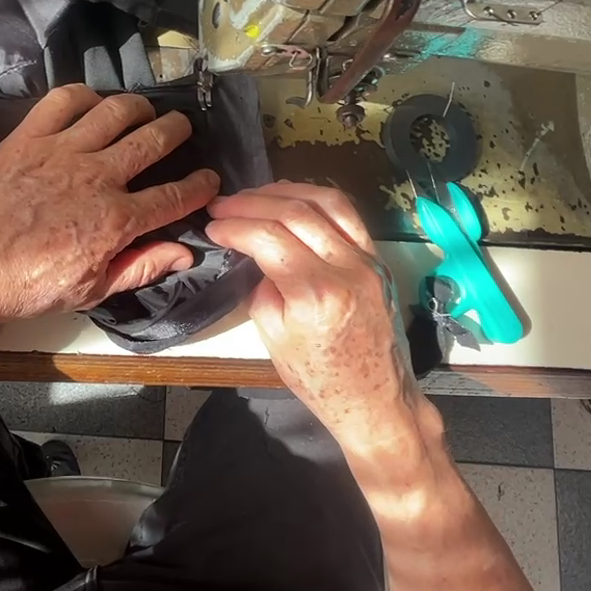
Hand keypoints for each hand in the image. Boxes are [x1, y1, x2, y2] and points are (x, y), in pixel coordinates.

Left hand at [0, 85, 221, 329]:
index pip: (174, 196)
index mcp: (116, 220)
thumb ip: (140, 267)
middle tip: (182, 128)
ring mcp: (62, 150)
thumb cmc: (25, 285)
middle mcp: (97, 176)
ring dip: (138, 106)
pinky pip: (64, 99)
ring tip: (143, 111)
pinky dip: (85, 94)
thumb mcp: (89, 291)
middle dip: (177, 130)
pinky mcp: (28, 135)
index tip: (210, 178)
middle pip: (153, 140)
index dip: (200, 185)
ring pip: (116, 111)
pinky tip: (92, 102)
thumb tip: (185, 251)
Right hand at [204, 182, 418, 450]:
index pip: (268, 237)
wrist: (374, 399)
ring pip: (326, 201)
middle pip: (294, 212)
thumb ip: (263, 287)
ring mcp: (368, 260)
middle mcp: (346, 268)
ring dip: (284, 191)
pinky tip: (291, 201)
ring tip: (253, 196)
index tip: (212, 226)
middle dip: (251, 202)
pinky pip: (347, 213)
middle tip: (222, 205)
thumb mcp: (273, 337)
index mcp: (315, 294)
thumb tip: (257, 254)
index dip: (234, 225)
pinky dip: (315, 199)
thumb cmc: (318, 379)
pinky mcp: (377, 259)